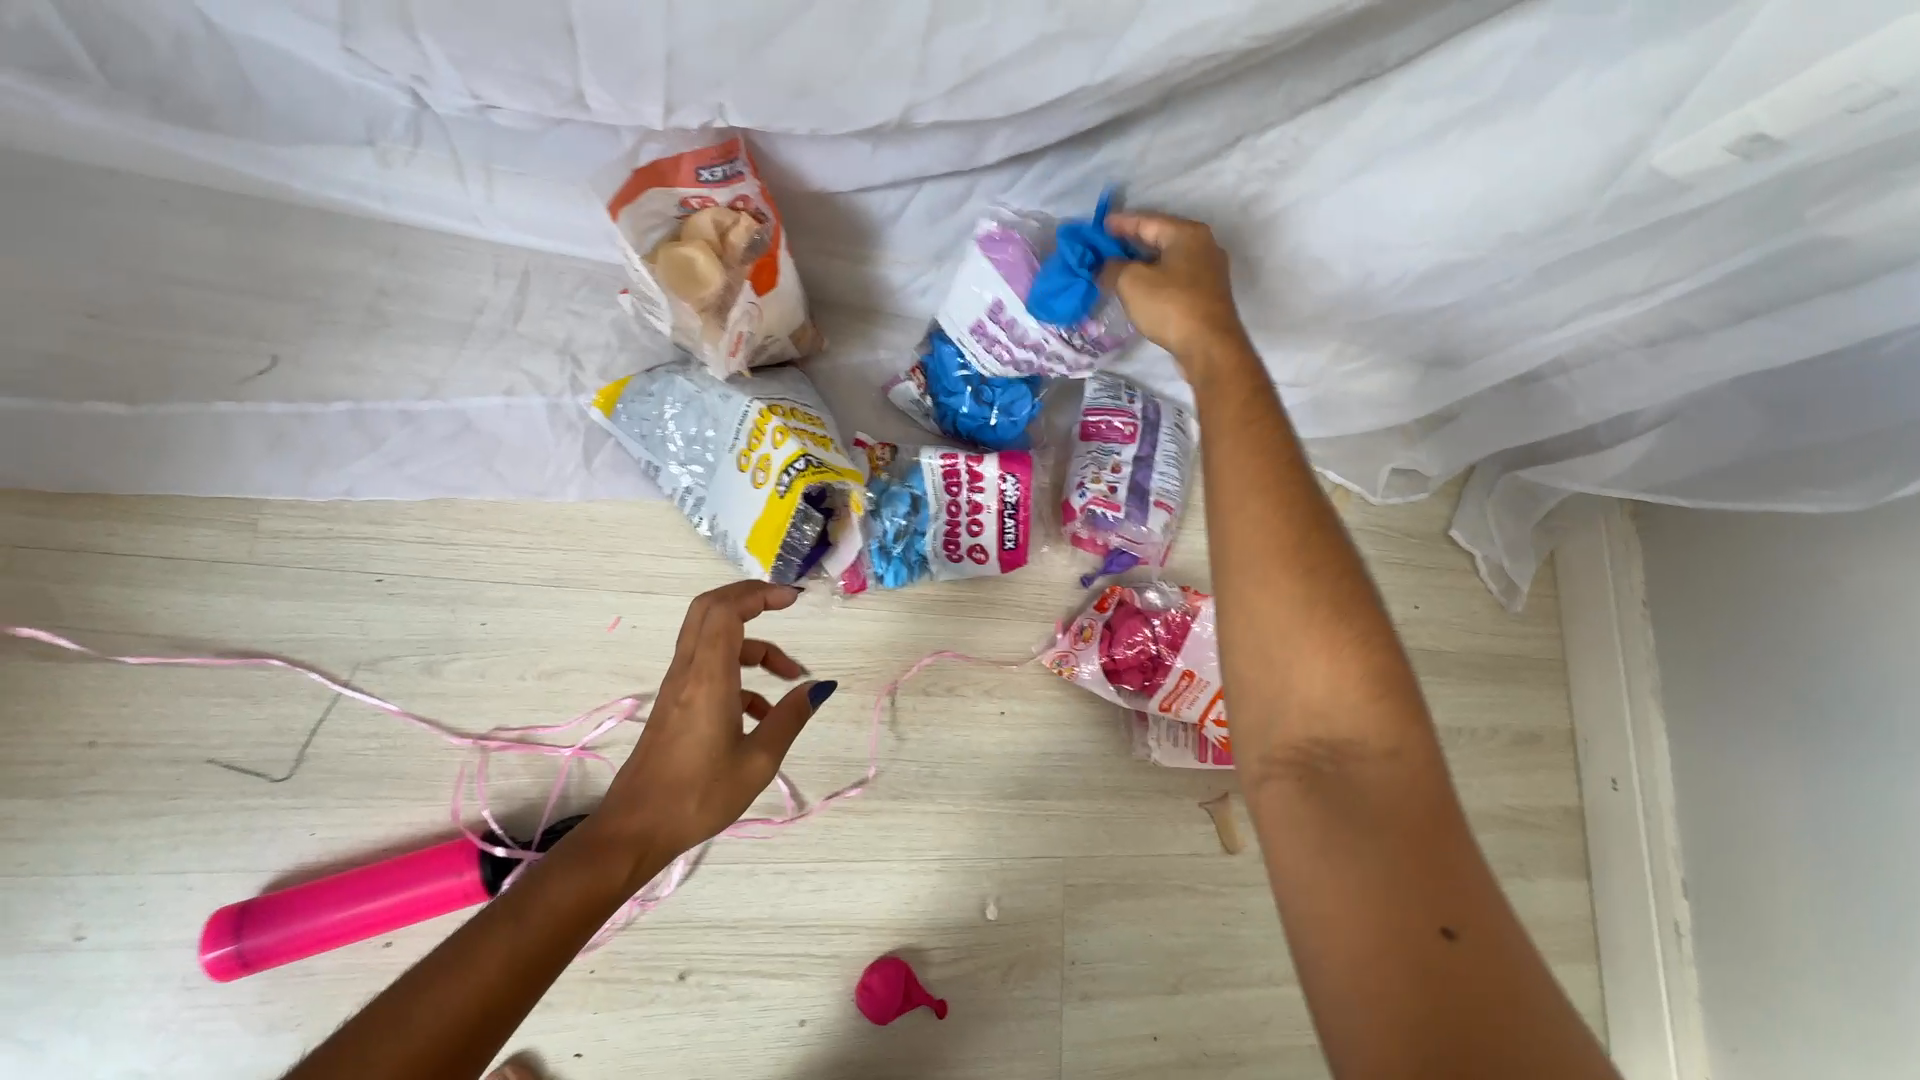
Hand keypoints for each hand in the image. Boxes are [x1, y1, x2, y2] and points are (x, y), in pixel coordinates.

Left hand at [597, 581, 833, 875]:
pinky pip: (709, 668)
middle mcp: (688, 672)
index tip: (793, 599)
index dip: (759, 594)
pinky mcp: (675, 705)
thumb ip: (790, 718)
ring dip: (753, 645)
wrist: (636, 829)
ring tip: (789, 678)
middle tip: (784, 605)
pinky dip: (740, 674)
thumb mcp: (758, 762)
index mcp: (708, 678)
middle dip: (749, 599)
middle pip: (710, 610)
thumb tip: (820, 686)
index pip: (726, 610)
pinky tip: (763, 714)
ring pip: (712, 640)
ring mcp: (678, 688)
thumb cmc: (699, 796)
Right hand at [1106, 211, 1250, 372]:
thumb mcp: (1131, 282)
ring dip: (1142, 265)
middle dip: (1130, 244)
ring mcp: (1208, 272)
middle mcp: (1202, 246)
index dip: (1120, 223)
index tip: (1099, 228)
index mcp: (1186, 233)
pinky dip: (1154, 280)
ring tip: (1116, 271)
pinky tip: (1138, 291)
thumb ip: (1112, 268)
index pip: (1146, 220)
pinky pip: (1174, 279)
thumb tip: (1104, 268)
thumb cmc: (1170, 306)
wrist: (1209, 347)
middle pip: (1159, 239)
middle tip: (1104, 250)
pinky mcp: (1207, 296)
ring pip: (1167, 261)